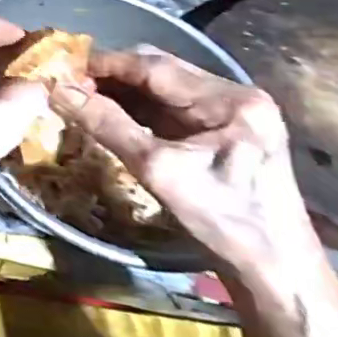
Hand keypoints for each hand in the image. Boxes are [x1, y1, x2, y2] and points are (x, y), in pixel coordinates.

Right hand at [52, 47, 314, 272]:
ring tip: (85, 100)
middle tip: (71, 86)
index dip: (106, 64)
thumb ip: (108, 125)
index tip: (65, 68)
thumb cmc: (223, 222)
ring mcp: (234, 114)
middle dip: (114, 76)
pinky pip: (174, 109)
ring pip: (165, 89)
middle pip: (162, 71)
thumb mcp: (158, 170)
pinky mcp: (227, 133)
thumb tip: (61, 91)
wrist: (276, 272)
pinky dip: (142, 110)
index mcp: (229, 99)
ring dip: (125, 93)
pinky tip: (115, 117)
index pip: (155, 66)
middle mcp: (236, 95)